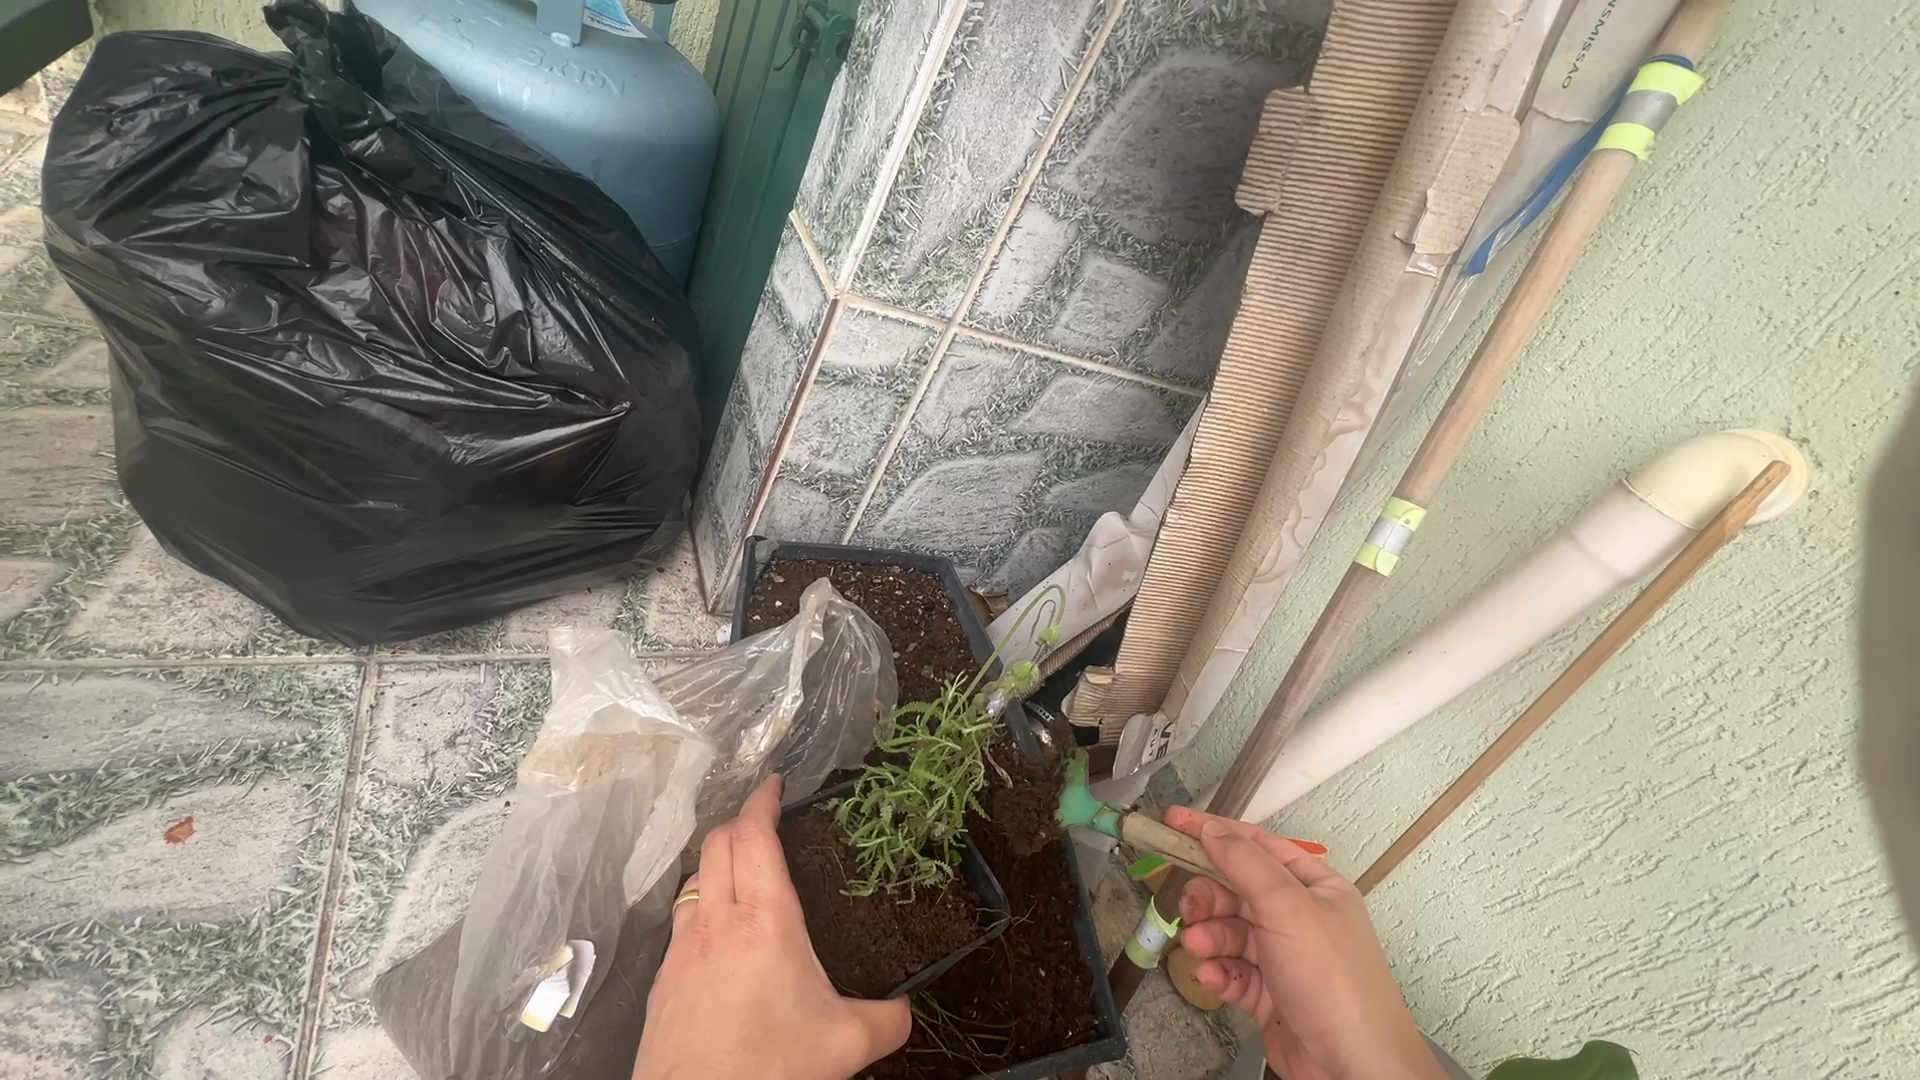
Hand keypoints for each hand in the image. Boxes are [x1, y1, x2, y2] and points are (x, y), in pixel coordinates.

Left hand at [633, 775, 910, 1079]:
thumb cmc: (769, 1069)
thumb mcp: (845, 1043)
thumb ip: (888, 1016)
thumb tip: (909, 1006)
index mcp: (764, 918)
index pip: (753, 834)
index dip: (762, 800)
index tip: (775, 783)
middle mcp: (717, 921)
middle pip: (718, 842)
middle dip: (740, 820)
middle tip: (766, 820)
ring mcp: (682, 949)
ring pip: (695, 877)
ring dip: (717, 860)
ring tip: (743, 870)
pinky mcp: (662, 981)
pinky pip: (680, 919)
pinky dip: (701, 903)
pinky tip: (718, 933)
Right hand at [1163, 806, 1444, 1079]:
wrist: (1354, 1072)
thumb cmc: (1332, 980)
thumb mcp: (1287, 908)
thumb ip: (1245, 863)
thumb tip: (1212, 829)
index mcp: (1313, 886)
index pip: (1255, 844)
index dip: (1212, 830)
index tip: (1171, 821)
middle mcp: (1298, 916)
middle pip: (1235, 889)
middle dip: (1207, 897)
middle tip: (1186, 906)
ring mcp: (1283, 956)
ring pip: (1228, 930)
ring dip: (1208, 937)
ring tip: (1198, 949)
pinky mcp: (1268, 992)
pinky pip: (1231, 969)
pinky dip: (1217, 971)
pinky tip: (1211, 978)